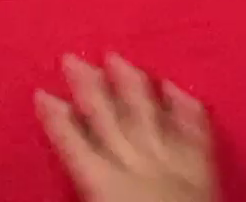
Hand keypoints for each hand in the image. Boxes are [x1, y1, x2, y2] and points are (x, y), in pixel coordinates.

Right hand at [35, 54, 216, 201]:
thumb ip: (87, 191)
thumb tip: (75, 177)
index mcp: (106, 185)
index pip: (74, 145)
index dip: (57, 119)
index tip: (43, 92)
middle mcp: (137, 164)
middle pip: (108, 118)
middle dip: (88, 86)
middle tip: (72, 57)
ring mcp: (171, 161)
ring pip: (146, 113)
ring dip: (130, 84)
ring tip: (117, 58)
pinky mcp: (202, 167)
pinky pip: (193, 129)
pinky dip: (184, 105)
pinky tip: (173, 85)